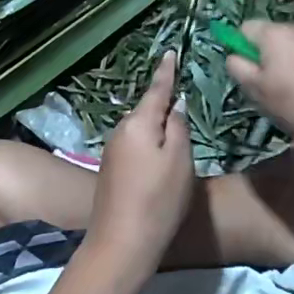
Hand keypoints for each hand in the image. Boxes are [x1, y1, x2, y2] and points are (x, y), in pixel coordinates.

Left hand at [90, 51, 193, 267]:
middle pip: (146, 109)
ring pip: (140, 129)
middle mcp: (120, 131)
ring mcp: (112, 151)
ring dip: (156, 125)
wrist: (122, 241)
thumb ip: (177, 127)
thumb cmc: (158, 198)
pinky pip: (134, 145)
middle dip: (163, 101)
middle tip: (183, 91)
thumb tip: (174, 105)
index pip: (156, 89)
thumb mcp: (179, 159)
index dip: (166, 71)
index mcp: (137, 123)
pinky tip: (159, 155)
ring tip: (176, 125)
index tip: (171, 52)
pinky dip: (148, 142)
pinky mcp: (111, 170)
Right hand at [223, 21, 293, 148]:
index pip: (245, 28)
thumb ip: (238, 68)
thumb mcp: (257, 91)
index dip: (240, 48)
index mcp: (275, 34)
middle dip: (266, 59)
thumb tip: (235, 56)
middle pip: (271, 39)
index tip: (248, 74)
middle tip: (268, 91)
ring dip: (288, 67)